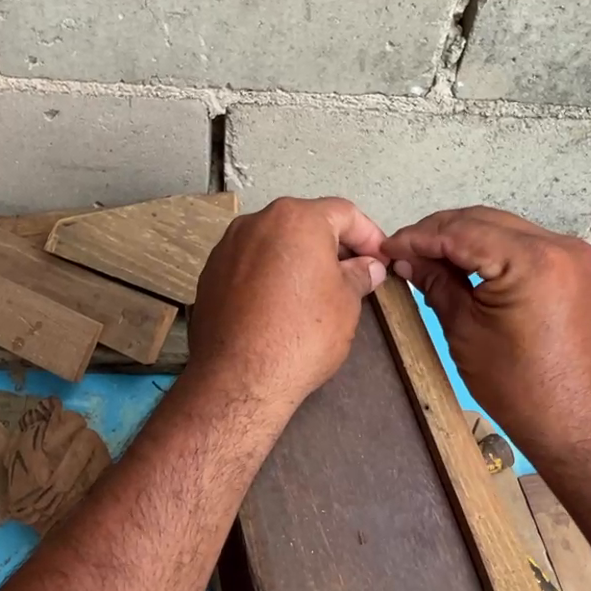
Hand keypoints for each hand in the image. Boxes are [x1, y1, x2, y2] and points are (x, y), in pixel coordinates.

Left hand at [187, 197, 387, 408]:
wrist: (240, 377)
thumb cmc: (301, 335)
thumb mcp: (346, 302)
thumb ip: (359, 275)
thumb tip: (367, 267)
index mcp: (296, 219)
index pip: (344, 213)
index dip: (369, 236)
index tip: (379, 260)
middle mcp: (257, 222)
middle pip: (305, 223)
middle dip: (333, 246)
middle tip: (354, 275)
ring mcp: (229, 246)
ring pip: (275, 242)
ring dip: (299, 259)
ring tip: (317, 292)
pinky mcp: (211, 272)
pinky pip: (250, 263)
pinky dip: (270, 274)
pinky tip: (282, 304)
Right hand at [381, 208, 590, 454]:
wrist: (576, 422)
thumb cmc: (517, 385)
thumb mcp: (464, 329)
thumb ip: (436, 283)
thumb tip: (405, 258)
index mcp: (531, 260)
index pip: (460, 231)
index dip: (418, 237)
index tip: (386, 247)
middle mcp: (557, 244)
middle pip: (482, 220)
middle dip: (438, 233)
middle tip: (401, 252)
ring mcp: (571, 253)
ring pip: (501, 227)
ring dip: (461, 238)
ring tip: (425, 258)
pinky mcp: (574, 267)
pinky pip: (521, 243)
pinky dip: (488, 248)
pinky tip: (460, 264)